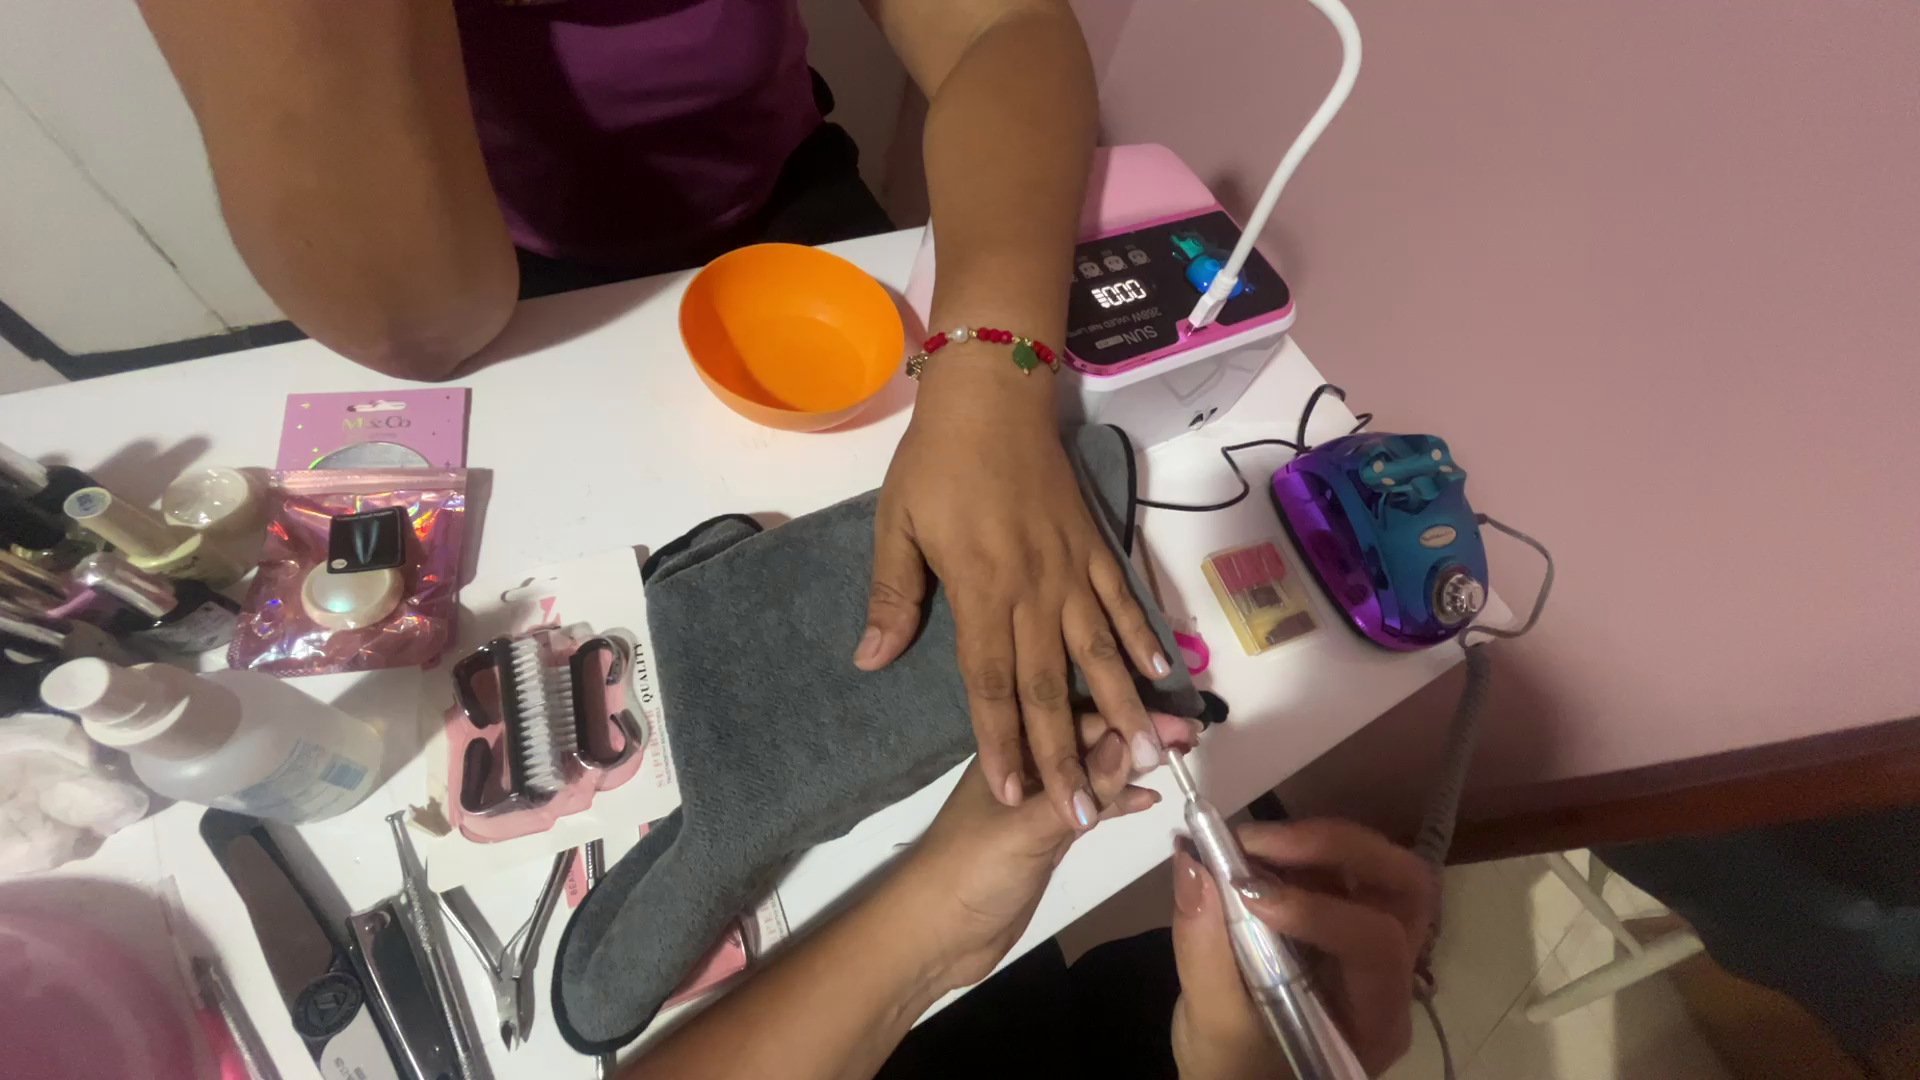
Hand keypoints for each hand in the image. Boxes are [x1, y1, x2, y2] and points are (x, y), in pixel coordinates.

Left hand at [860, 345, 1173, 832]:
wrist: (992, 398)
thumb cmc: (936, 463)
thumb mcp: (896, 525)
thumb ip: (893, 596)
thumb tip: (871, 662)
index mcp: (981, 591)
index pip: (991, 683)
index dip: (1000, 743)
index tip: (1013, 795)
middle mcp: (1034, 592)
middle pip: (1049, 685)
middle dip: (1064, 753)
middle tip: (1081, 812)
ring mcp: (1073, 570)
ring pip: (1099, 653)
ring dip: (1120, 710)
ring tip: (1147, 759)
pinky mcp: (1096, 547)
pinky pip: (1124, 601)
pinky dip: (1142, 639)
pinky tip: (1160, 674)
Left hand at [892, 710, 1199, 989]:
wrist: (935, 934)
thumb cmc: (970, 868)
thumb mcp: (1028, 826)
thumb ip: (1080, 787)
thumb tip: (1130, 739)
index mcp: (1011, 747)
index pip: (1077, 720)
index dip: (1126, 718)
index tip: (1176, 721)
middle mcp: (1026, 764)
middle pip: (1088, 741)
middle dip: (1136, 737)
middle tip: (1190, 737)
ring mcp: (1038, 799)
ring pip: (1092, 772)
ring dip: (1132, 766)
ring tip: (1181, 759)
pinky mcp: (1047, 833)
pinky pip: (1090, 807)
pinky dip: (1118, 801)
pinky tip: (1150, 798)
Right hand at [1169, 820, 1436, 1079]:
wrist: (1237, 1077)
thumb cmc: (1234, 1068)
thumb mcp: (1211, 1022)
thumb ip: (1202, 946)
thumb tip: (1191, 862)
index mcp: (1375, 1015)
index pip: (1375, 943)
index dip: (1315, 908)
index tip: (1243, 892)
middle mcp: (1389, 973)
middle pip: (1401, 884)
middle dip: (1332, 845)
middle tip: (1258, 841)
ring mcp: (1367, 939)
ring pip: (1376, 863)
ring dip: (1312, 839)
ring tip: (1248, 844)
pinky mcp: (1338, 916)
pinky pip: (1336, 863)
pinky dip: (1294, 845)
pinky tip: (1248, 855)